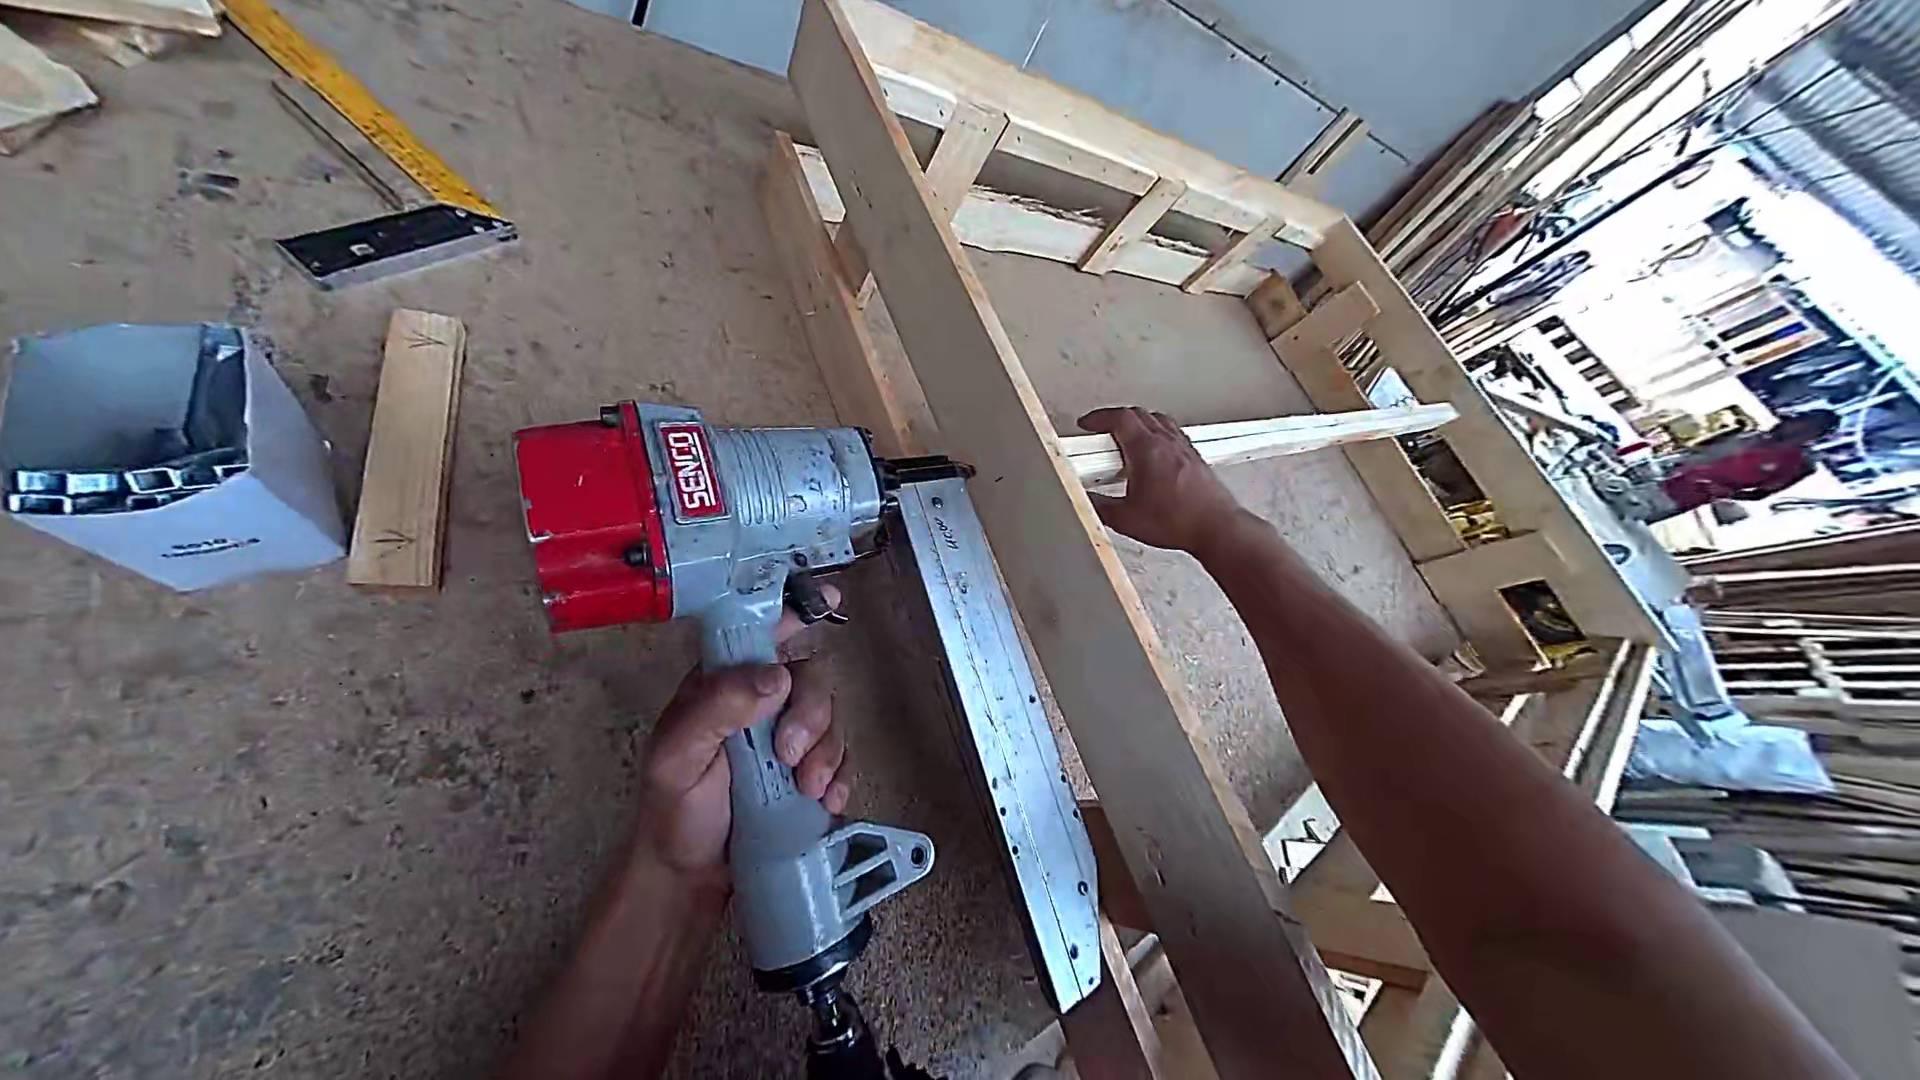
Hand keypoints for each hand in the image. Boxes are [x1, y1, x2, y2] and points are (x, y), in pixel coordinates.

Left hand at [632, 590, 849, 879]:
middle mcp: (763, 700)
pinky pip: (843, 755)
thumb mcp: (677, 756)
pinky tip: (825, 799)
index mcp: (725, 683)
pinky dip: (840, 775)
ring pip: (833, 717)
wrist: (690, 877)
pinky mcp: (811, 767)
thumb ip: (718, 708)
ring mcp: (790, 734)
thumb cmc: (673, 809)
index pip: (761, 633)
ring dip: (826, 751)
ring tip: (804, 788)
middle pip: (812, 677)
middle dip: (811, 714)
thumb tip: (778, 676)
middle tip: (790, 754)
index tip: (829, 601)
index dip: (794, 611)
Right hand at [1077, 407, 1244, 553]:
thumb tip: (1086, 499)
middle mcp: (1167, 443)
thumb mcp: (1125, 519)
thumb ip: (1099, 505)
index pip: (1119, 418)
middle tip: (1102, 431)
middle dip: (1115, 418)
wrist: (1215, 528)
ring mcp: (1183, 448)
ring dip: (1138, 423)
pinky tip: (1153, 453)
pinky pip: (1173, 433)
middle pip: (1138, 414)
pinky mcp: (1195, 457)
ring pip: (1158, 420)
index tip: (1088, 424)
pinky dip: (1157, 434)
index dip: (1098, 417)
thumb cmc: (1180, 521)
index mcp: (1147, 450)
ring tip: (1125, 439)